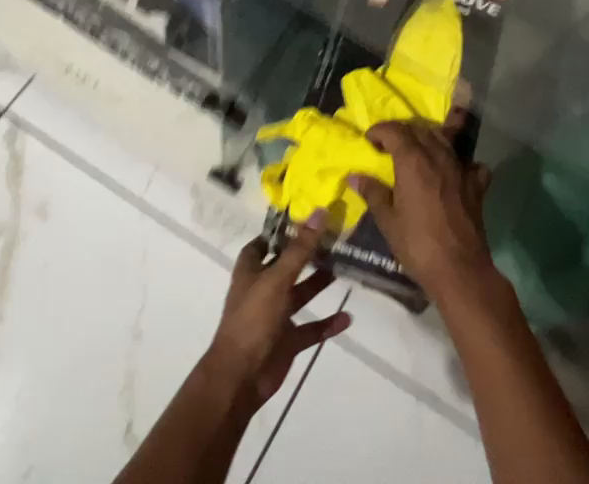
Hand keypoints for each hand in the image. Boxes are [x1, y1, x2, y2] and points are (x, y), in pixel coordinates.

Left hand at [206, 210, 350, 409]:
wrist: (241, 376)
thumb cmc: (253, 320)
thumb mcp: (277, 279)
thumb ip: (300, 249)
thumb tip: (319, 212)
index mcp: (251, 271)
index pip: (263, 243)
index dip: (281, 232)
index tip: (307, 218)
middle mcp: (263, 290)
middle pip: (287, 266)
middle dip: (307, 254)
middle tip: (335, 239)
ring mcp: (276, 316)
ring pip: (300, 294)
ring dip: (319, 283)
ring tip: (345, 269)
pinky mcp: (288, 340)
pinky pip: (311, 328)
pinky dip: (327, 323)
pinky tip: (347, 317)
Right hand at [351, 120, 496, 296]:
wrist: (459, 268)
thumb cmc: (417, 244)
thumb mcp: (387, 220)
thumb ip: (372, 193)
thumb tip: (354, 177)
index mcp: (413, 162)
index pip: (395, 131)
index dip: (380, 130)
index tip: (369, 139)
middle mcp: (439, 157)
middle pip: (421, 130)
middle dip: (403, 132)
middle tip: (389, 145)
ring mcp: (462, 169)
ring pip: (446, 140)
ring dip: (430, 138)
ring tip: (418, 151)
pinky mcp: (477, 186)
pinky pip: (471, 164)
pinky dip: (462, 162)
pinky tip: (455, 172)